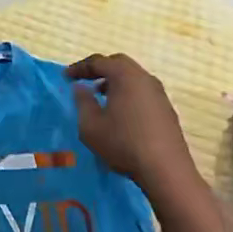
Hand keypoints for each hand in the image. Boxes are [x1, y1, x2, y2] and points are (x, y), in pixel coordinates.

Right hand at [66, 54, 197, 199]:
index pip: (98, 62)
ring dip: (115, 82)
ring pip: (133, 78)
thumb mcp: (91, 126)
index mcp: (125, 75)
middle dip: (100, 70)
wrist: (166, 170)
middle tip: (85, 80)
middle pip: (119, 64)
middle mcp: (144, 78)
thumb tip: (80, 88)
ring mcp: (159, 93)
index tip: (66, 77)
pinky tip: (121, 113)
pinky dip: (128, 93)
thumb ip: (83, 102)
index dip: (80, 67)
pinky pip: (143, 91)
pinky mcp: (167, 109)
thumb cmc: (123, 144)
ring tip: (101, 96)